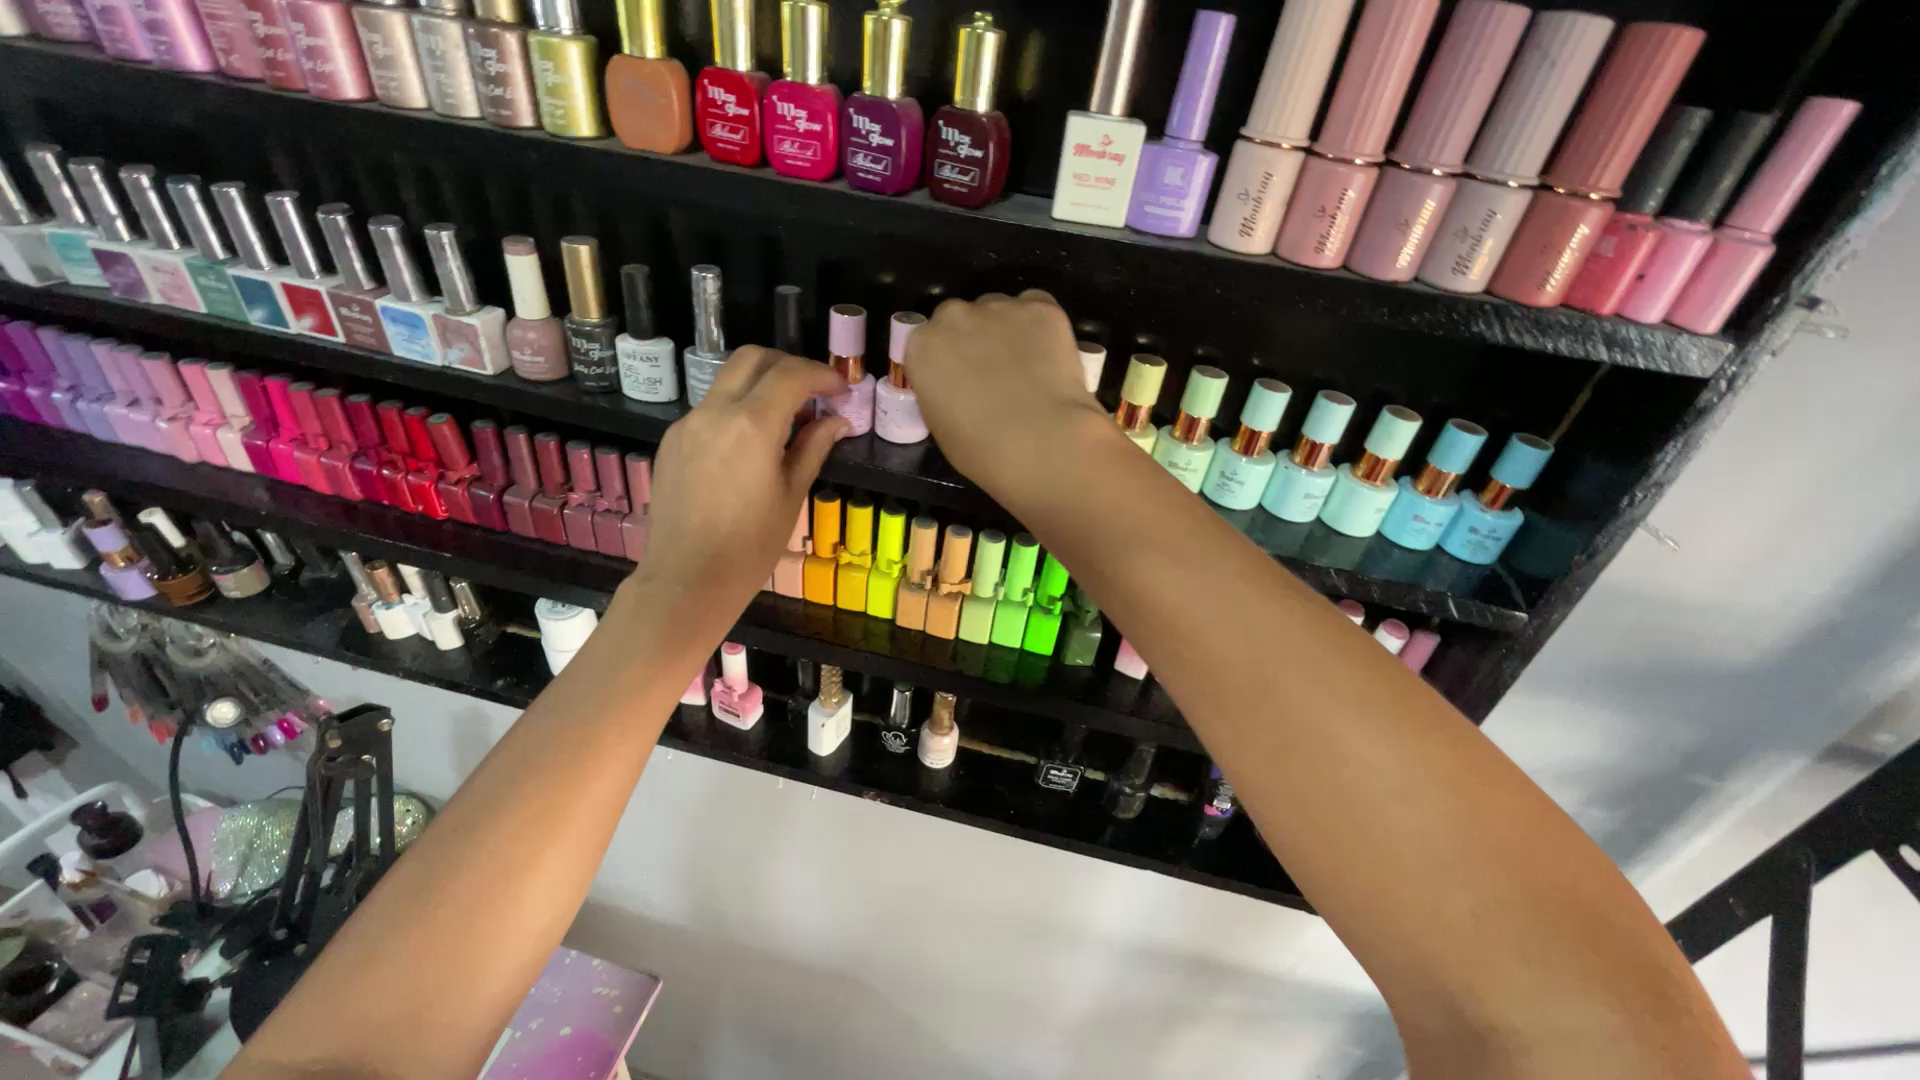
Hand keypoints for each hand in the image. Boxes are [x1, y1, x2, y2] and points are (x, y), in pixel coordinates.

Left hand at [619, 347, 848, 626]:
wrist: (687, 580)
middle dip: (788, 365)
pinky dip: (737, 409)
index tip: (842, 389)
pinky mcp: (672, 441)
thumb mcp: (791, 496)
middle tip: (814, 390)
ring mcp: (688, 424)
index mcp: (751, 425)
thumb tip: (837, 421)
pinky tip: (752, 443)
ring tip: (787, 418)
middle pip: (752, 359)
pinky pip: (710, 409)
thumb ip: (813, 449)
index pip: (790, 375)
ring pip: (727, 381)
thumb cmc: (750, 546)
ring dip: (760, 385)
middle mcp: (714, 412)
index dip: (822, 375)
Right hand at [903, 291, 1111, 509]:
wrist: (1040, 441)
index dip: (946, 361)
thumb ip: (941, 391)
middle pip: (960, 318)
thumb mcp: (940, 424)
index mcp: (922, 346)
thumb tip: (958, 387)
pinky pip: (1036, 307)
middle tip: (994, 373)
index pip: (927, 342)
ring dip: (1007, 331)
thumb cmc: (982, 448)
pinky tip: (1049, 355)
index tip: (960, 380)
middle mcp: (955, 316)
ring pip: (999, 311)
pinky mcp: (1042, 307)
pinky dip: (1040, 326)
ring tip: (1028, 367)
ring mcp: (1000, 307)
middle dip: (973, 339)